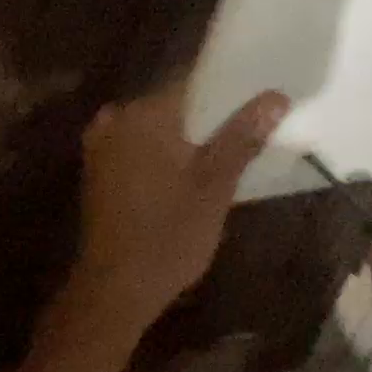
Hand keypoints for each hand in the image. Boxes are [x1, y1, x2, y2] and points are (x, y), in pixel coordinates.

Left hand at [70, 84, 287, 327]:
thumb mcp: (215, 186)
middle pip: (170, 103)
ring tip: (221, 151)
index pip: (191, 82)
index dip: (224, 90)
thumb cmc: (169, 235)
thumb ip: (242, 137)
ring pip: (152, 127)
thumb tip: (275, 96)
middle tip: (243, 129)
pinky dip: (159, 152)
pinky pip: (135, 146)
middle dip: (205, 116)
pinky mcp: (96, 169)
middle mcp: (117, 117)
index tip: (252, 99)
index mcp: (144, 113)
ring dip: (182, 136)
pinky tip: (185, 171)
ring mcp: (101, 143)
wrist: (114, 289)